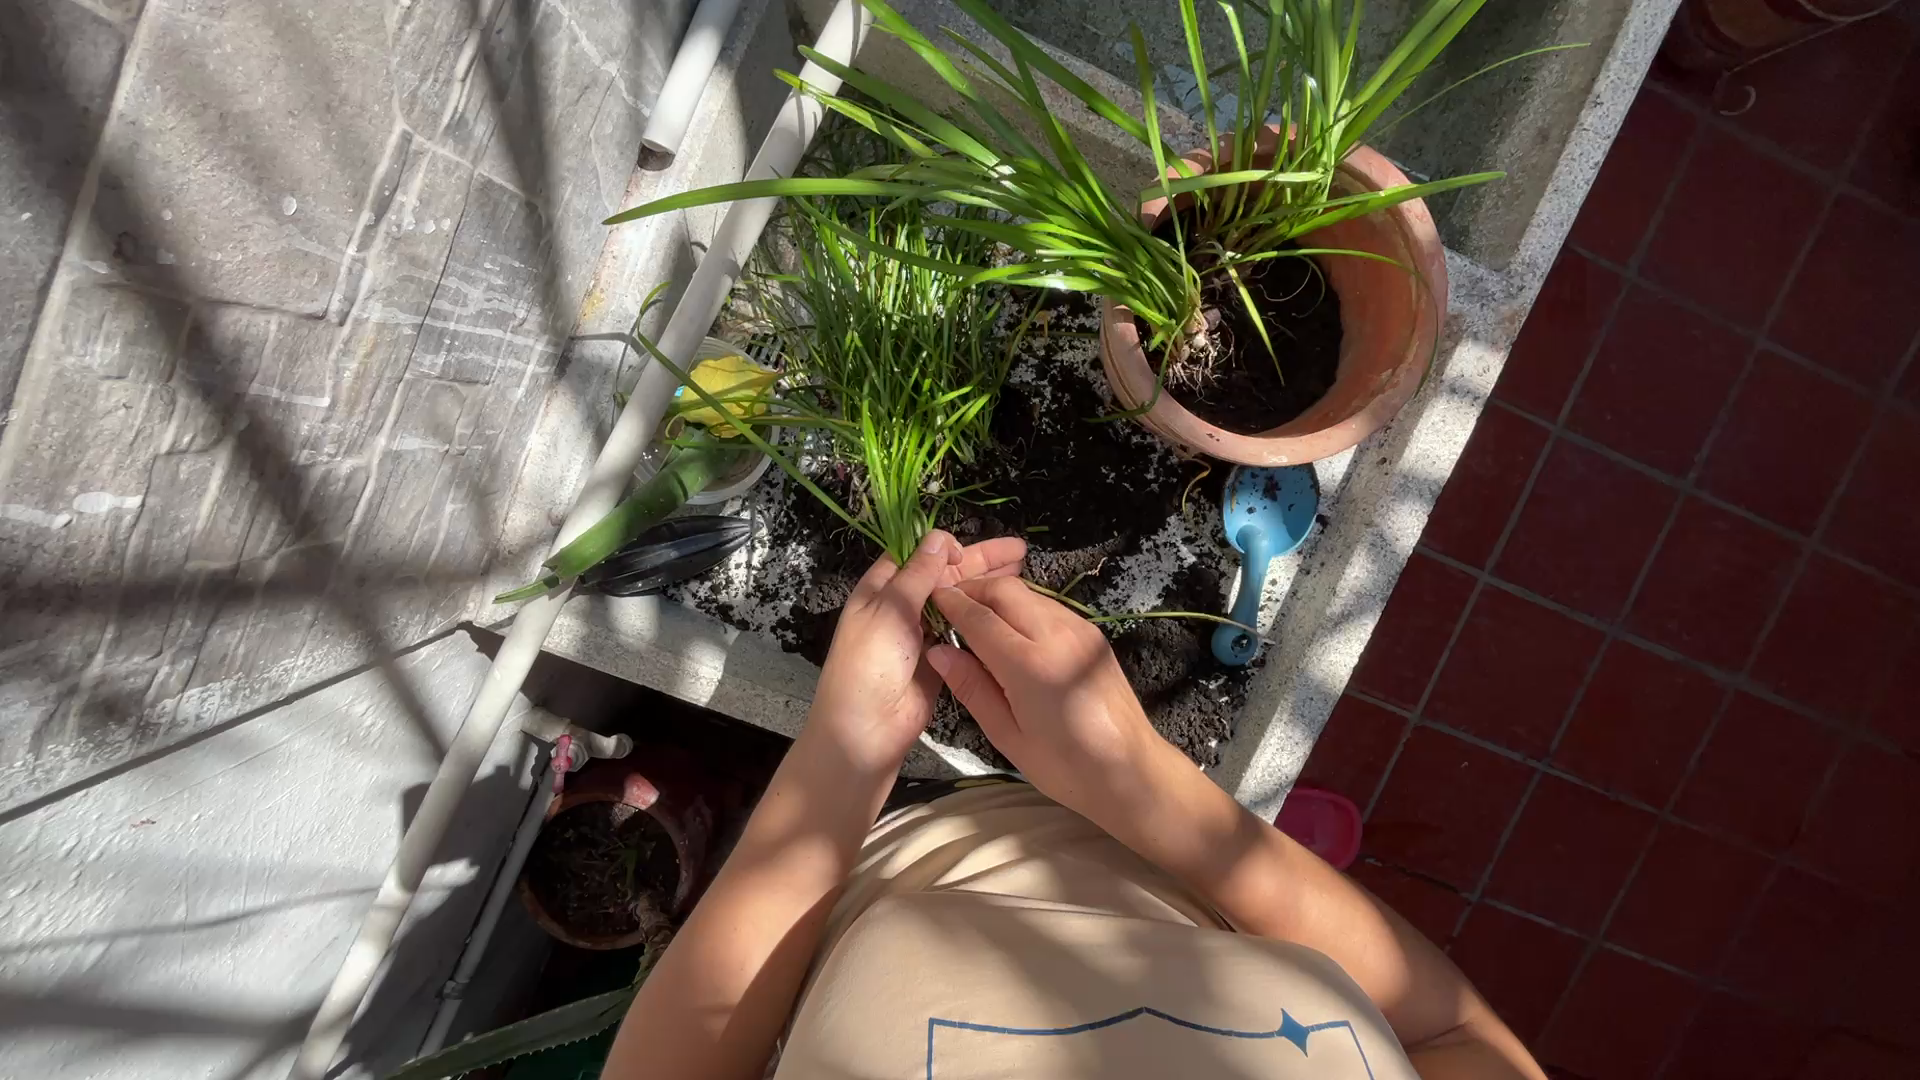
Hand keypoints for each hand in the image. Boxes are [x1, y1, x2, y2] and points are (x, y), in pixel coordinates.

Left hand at [805, 530, 1025, 773]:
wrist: (868, 728)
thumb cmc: (870, 662)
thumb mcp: (892, 609)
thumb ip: (919, 573)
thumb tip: (939, 538)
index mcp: (883, 587)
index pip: (916, 553)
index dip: (943, 547)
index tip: (966, 551)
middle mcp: (904, 604)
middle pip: (945, 574)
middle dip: (979, 561)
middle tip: (1018, 550)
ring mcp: (924, 631)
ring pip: (959, 600)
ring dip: (987, 586)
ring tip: (1022, 571)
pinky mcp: (942, 655)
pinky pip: (965, 629)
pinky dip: (985, 616)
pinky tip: (1009, 607)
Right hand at [926, 577, 1182, 833]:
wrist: (1131, 771)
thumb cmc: (1065, 767)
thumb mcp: (1008, 736)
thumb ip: (972, 687)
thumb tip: (938, 651)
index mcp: (1030, 665)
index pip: (979, 617)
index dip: (951, 604)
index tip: (929, 599)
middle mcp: (1056, 635)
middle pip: (1005, 590)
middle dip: (973, 589)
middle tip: (948, 602)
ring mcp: (1079, 629)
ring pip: (1028, 592)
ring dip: (997, 595)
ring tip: (974, 615)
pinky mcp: (1091, 632)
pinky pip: (1047, 605)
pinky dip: (1021, 606)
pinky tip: (1009, 629)